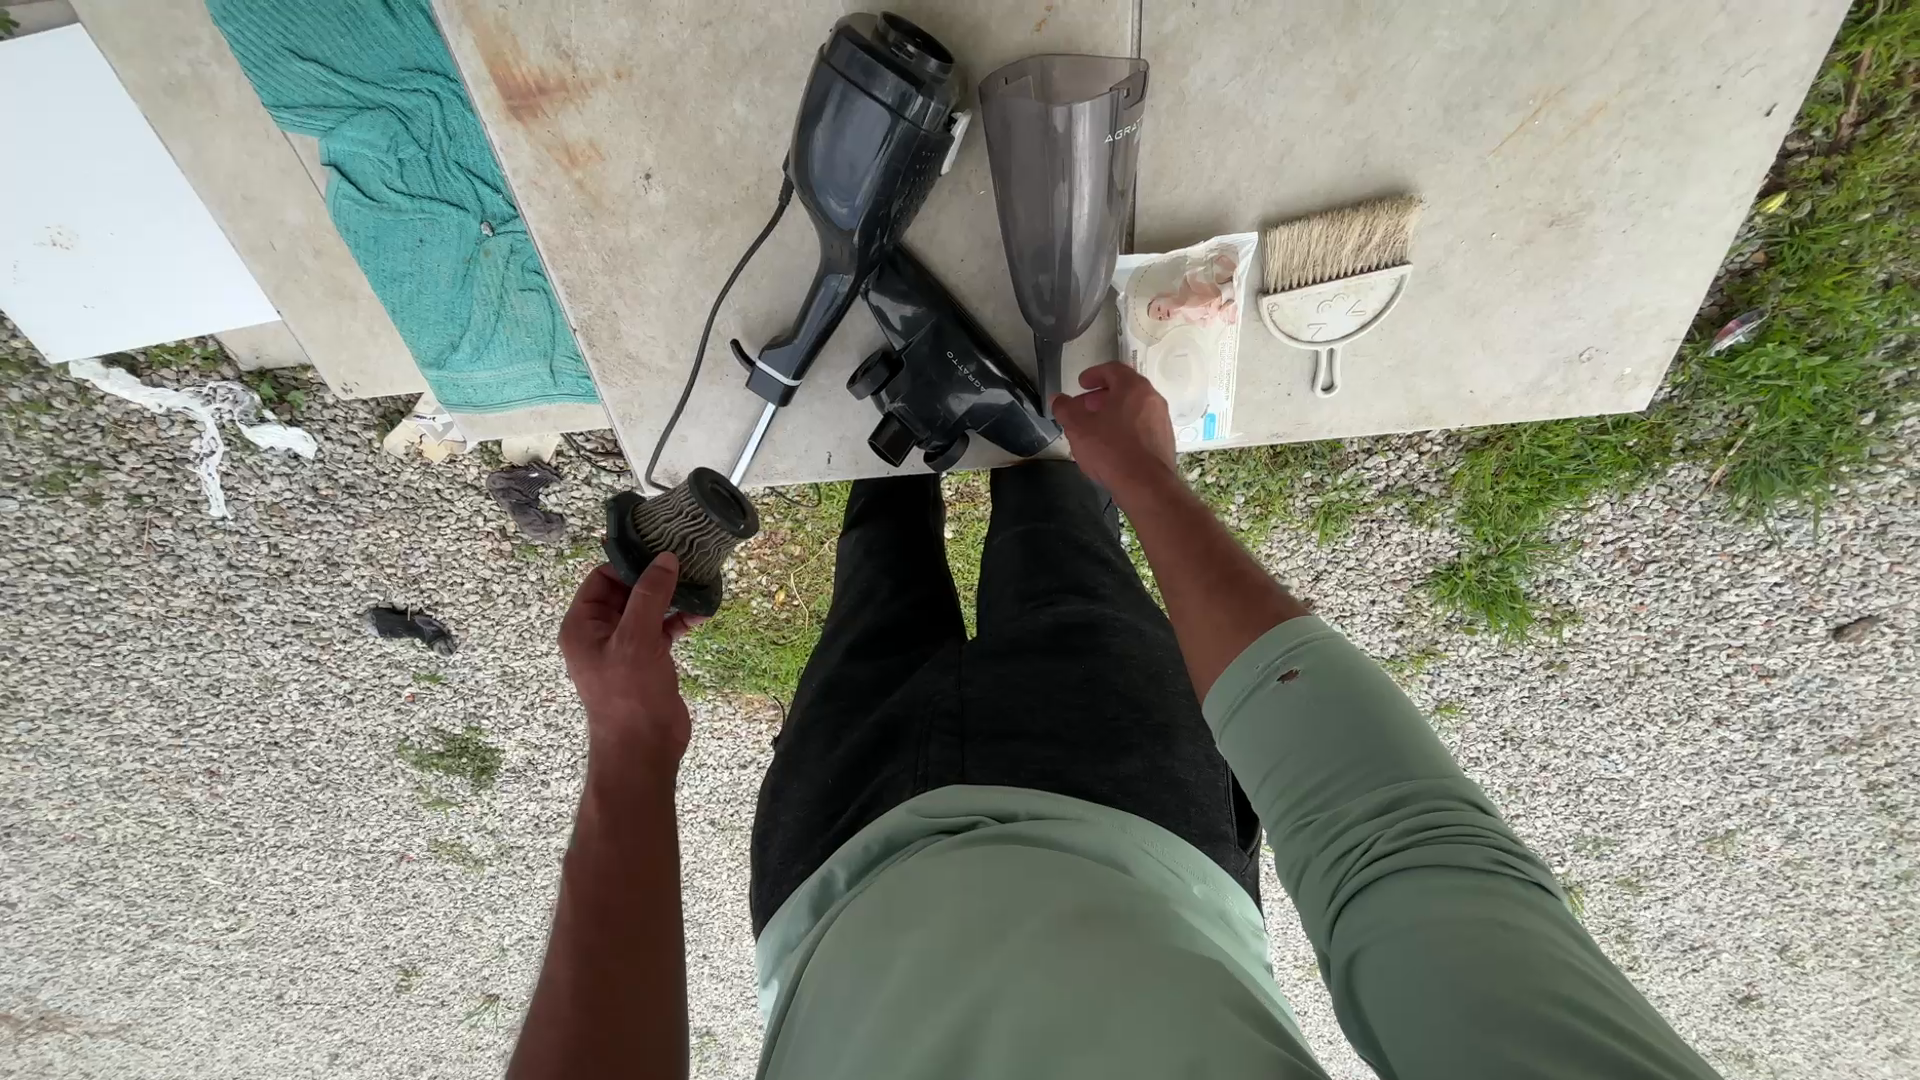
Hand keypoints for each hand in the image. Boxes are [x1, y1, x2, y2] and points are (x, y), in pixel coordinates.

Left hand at [559, 555, 703, 776]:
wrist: (643, 749)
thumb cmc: (629, 694)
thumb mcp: (637, 639)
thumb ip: (650, 596)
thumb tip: (666, 559)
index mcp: (582, 626)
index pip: (601, 579)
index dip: (630, 564)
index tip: (663, 552)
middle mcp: (600, 633)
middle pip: (627, 592)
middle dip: (657, 579)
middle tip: (688, 563)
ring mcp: (625, 647)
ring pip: (649, 610)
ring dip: (673, 599)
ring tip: (700, 587)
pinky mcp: (648, 660)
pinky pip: (663, 630)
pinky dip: (680, 621)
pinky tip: (702, 616)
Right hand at [1051, 362, 1179, 498]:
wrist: (1146, 485)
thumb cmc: (1110, 450)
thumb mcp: (1078, 428)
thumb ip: (1065, 409)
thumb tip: (1057, 399)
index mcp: (1133, 388)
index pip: (1113, 370)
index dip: (1093, 374)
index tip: (1081, 384)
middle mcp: (1152, 399)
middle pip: (1124, 390)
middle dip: (1100, 397)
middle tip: (1083, 408)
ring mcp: (1161, 421)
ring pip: (1133, 409)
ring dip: (1112, 414)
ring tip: (1094, 429)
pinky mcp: (1164, 442)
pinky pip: (1140, 427)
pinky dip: (1124, 429)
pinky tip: (1111, 446)